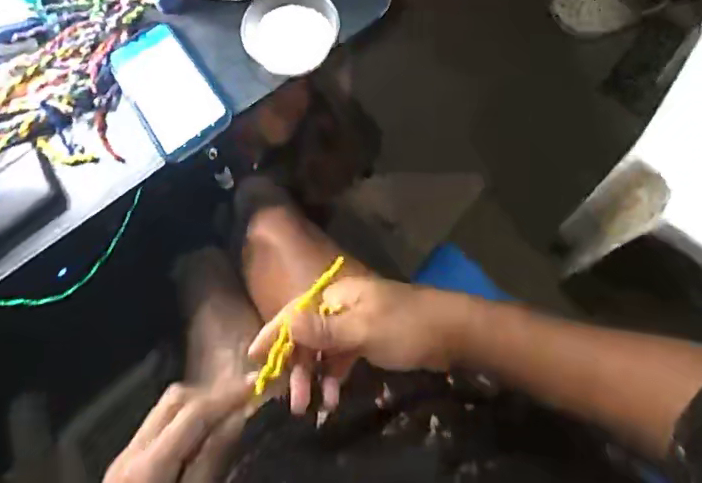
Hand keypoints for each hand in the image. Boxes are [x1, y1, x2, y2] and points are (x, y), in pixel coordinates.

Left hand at [104, 375, 253, 482]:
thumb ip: (212, 463)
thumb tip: (239, 419)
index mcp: (148, 467)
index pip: (194, 411)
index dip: (229, 395)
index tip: (258, 387)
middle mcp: (131, 454)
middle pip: (175, 400)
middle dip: (212, 394)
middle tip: (244, 400)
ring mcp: (123, 462)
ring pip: (164, 411)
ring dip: (197, 406)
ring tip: (227, 415)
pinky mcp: (122, 472)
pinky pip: (157, 430)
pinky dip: (182, 423)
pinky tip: (201, 438)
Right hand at [246, 275, 469, 416]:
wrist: (450, 330)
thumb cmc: (405, 325)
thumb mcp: (363, 329)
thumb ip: (324, 330)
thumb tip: (287, 323)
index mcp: (337, 294)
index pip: (296, 310)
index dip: (273, 332)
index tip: (252, 357)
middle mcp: (342, 305)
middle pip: (307, 333)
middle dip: (297, 365)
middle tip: (294, 402)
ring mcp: (356, 322)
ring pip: (323, 349)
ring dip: (315, 375)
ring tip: (313, 406)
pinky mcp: (369, 339)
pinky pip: (341, 357)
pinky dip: (334, 376)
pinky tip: (333, 398)